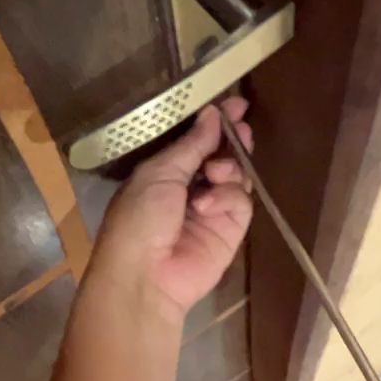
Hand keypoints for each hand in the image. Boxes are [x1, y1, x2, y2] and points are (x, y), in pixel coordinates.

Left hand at [90, 100, 254, 319]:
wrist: (145, 275)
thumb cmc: (139, 218)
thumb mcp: (159, 173)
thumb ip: (191, 145)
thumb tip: (212, 114)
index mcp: (165, 173)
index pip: (196, 142)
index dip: (215, 124)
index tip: (234, 105)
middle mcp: (190, 189)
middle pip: (222, 157)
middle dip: (231, 142)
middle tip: (240, 131)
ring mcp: (212, 211)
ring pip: (236, 177)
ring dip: (228, 169)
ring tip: (214, 174)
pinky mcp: (229, 231)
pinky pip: (241, 203)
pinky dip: (228, 198)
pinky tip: (208, 206)